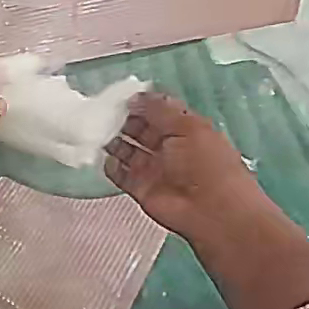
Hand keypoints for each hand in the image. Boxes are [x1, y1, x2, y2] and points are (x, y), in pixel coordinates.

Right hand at [103, 92, 275, 243]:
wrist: (211, 211)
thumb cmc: (205, 163)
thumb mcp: (188, 126)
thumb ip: (160, 109)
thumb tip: (135, 97)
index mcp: (185, 130)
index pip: (159, 113)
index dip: (141, 104)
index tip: (120, 98)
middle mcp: (168, 148)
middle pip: (140, 131)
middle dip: (123, 121)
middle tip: (103, 113)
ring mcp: (153, 169)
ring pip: (128, 151)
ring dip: (114, 141)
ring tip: (97, 132)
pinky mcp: (141, 188)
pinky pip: (120, 175)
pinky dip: (111, 167)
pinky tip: (104, 158)